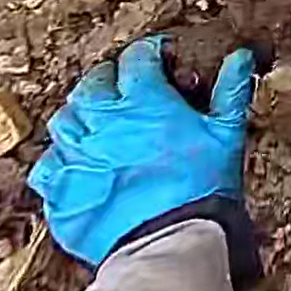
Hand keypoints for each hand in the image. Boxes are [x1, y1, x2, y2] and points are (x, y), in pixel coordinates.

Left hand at [29, 36, 254, 264]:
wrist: (169, 240)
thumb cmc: (202, 181)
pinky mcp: (60, 192)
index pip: (137, 58)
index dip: (151, 51)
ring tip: (103, 115)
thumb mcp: (228, 129)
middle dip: (112, 75)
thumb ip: (231, 88)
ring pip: (65, 118)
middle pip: (93, 82)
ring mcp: (76, 157)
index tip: (162, 54)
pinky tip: (84, 157)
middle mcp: (103, 122)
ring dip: (84, 109)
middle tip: (129, 81)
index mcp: (144, 101)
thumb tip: (241, 56)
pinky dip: (64, 154)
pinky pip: (49, 163)